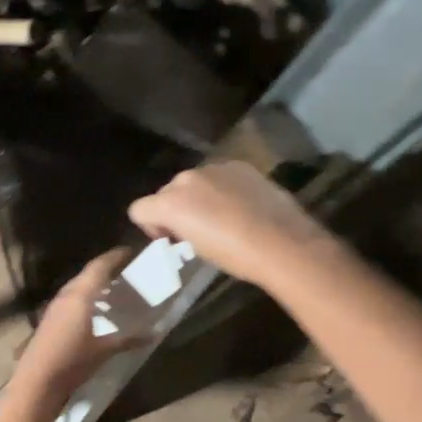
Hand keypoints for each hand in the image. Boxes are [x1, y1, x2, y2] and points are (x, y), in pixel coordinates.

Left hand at [7, 249, 145, 408]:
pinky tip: (95, 311)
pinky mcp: (49, 320)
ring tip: (114, 290)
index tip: (129, 251)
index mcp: (80, 296)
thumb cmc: (73, 362)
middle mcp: (65, 296)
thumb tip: (154, 333)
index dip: (114, 257)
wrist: (37, 381)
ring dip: (94, 285)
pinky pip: (70, 300)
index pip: (99, 267)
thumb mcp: (105, 351)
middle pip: (86, 275)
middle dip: (105, 270)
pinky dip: (85, 298)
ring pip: (77, 287)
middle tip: (125, 272)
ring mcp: (54, 307)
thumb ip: (129, 339)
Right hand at [127, 161, 328, 286]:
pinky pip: (218, 176)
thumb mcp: (196, 248)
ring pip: (192, 182)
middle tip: (195, 231)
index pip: (139, 209)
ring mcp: (215, 169)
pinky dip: (221, 188)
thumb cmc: (234, 255)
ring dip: (198, 197)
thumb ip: (179, 229)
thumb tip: (184, 226)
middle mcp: (186, 179)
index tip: (170, 241)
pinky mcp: (240, 166)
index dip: (150, 227)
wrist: (282, 244)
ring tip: (220, 218)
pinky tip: (240, 207)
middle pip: (166, 192)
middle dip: (174, 208)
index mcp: (170, 202)